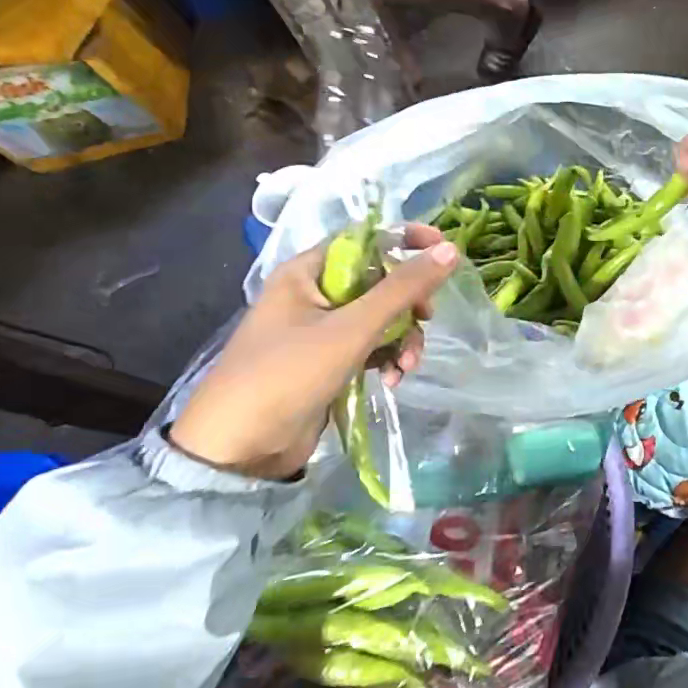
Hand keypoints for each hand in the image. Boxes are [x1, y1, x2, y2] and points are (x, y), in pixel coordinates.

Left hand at [169, 225, 457, 479]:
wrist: (238, 449)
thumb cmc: (287, 375)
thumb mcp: (351, 328)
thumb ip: (402, 289)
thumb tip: (450, 249)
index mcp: (306, 272)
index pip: (364, 238)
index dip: (405, 240)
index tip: (444, 249)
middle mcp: (313, 294)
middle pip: (379, 281)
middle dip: (407, 304)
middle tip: (425, 319)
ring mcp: (320, 330)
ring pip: (380, 317)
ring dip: (402, 337)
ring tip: (406, 365)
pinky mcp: (328, 361)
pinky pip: (370, 346)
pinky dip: (387, 358)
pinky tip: (393, 380)